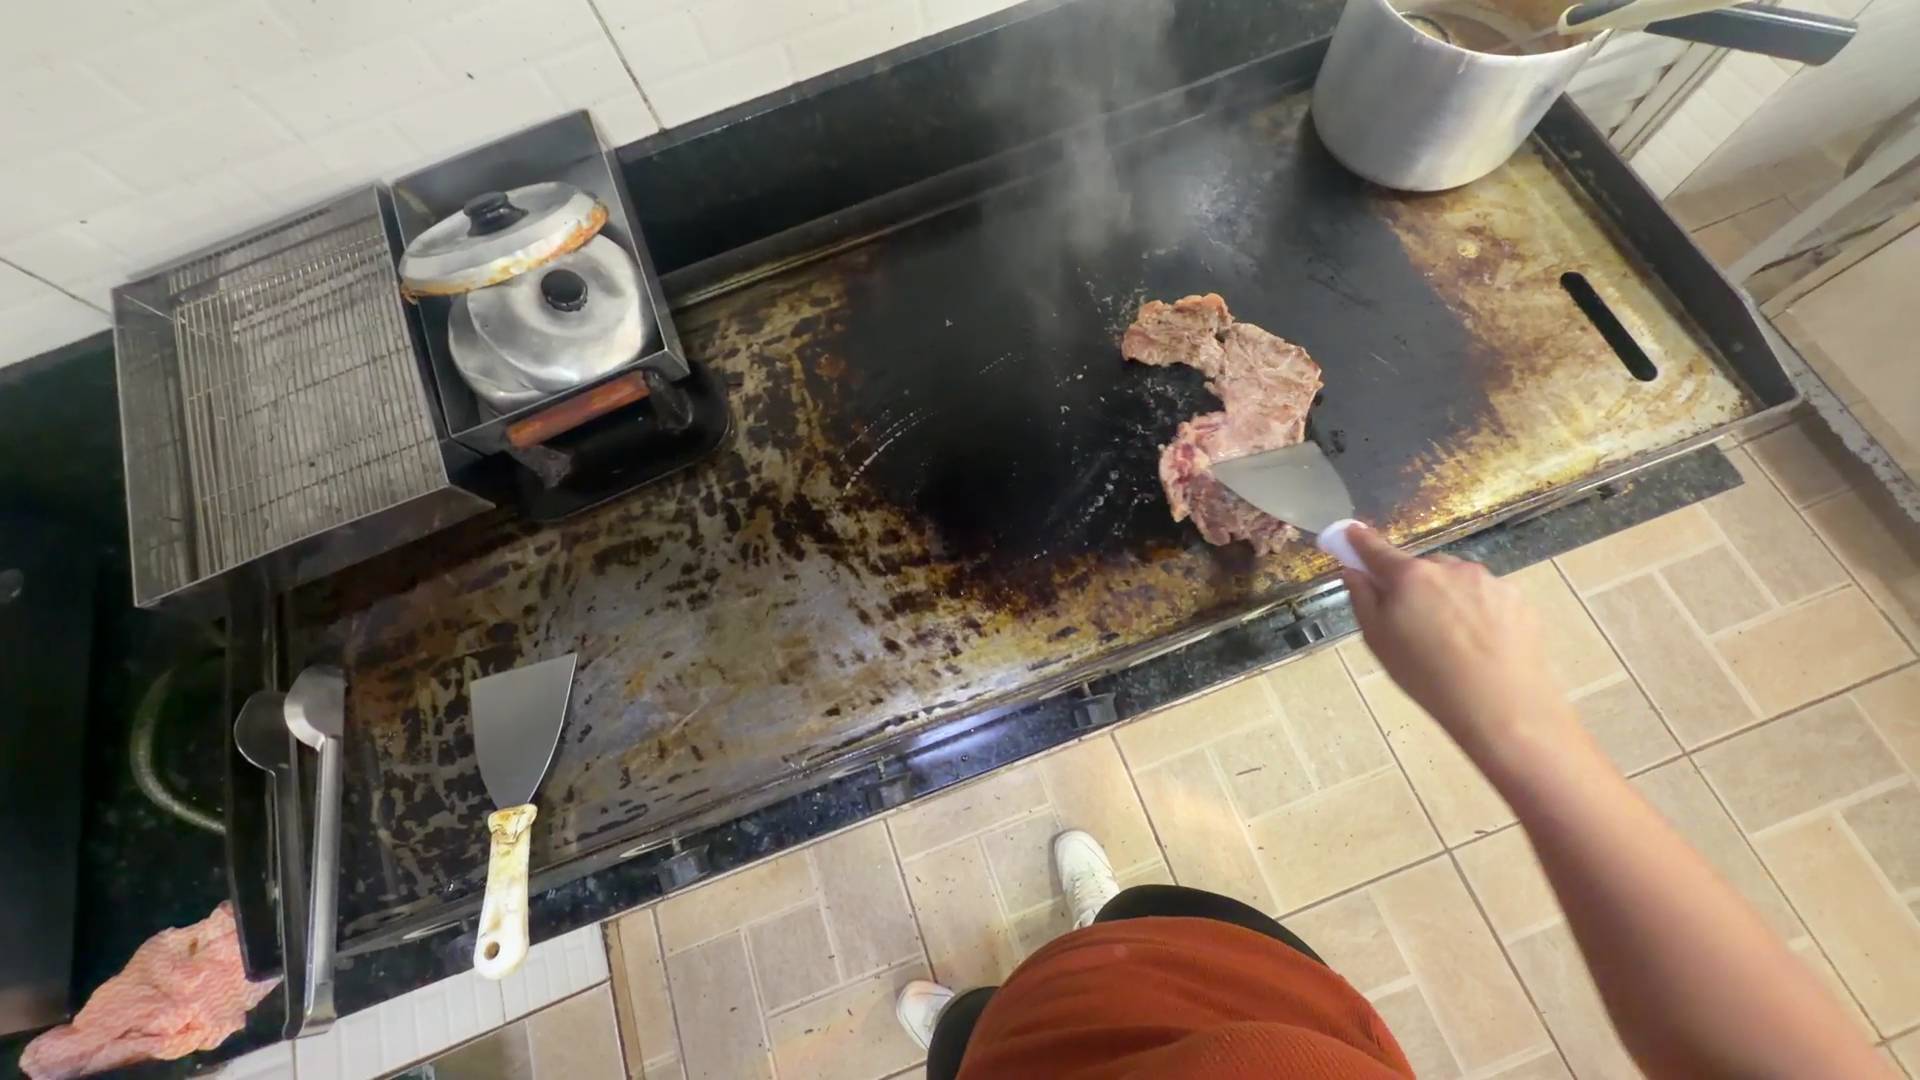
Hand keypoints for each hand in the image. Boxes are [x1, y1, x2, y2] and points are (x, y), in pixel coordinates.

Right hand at [1342, 525, 1574, 764]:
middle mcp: (1450, 568)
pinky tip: (1478, 642)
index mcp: (1410, 576)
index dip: (1359, 541)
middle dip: (1412, 583)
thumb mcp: (1377, 640)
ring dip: (1446, 596)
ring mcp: (1489, 582)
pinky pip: (1486, 596)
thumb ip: (1363, 599)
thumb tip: (1354, 572)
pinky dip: (1476, 610)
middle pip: (1420, 567)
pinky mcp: (1518, 600)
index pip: (1376, 549)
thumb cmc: (1425, 674)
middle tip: (1409, 619)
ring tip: (1449, 638)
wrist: (1502, 706)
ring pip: (1456, 580)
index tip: (1349, 531)